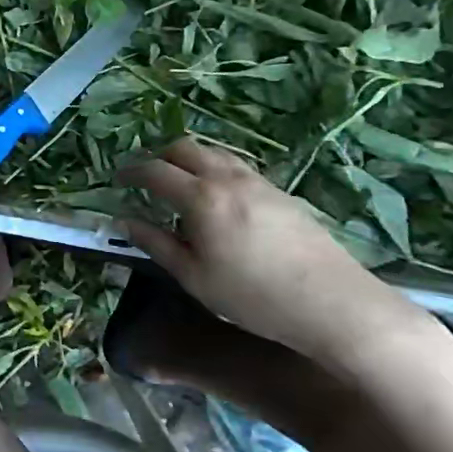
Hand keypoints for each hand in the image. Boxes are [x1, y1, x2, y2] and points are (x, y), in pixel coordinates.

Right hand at [119, 138, 427, 363]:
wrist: (335, 304)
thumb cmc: (254, 296)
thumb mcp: (195, 277)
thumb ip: (156, 244)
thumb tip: (124, 221)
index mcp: (201, 197)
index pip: (155, 170)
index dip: (131, 171)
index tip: (117, 179)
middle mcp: (227, 178)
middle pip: (184, 147)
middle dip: (158, 156)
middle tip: (146, 177)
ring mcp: (257, 181)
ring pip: (213, 152)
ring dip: (188, 159)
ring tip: (179, 184)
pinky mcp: (279, 192)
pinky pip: (235, 166)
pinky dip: (213, 168)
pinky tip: (216, 197)